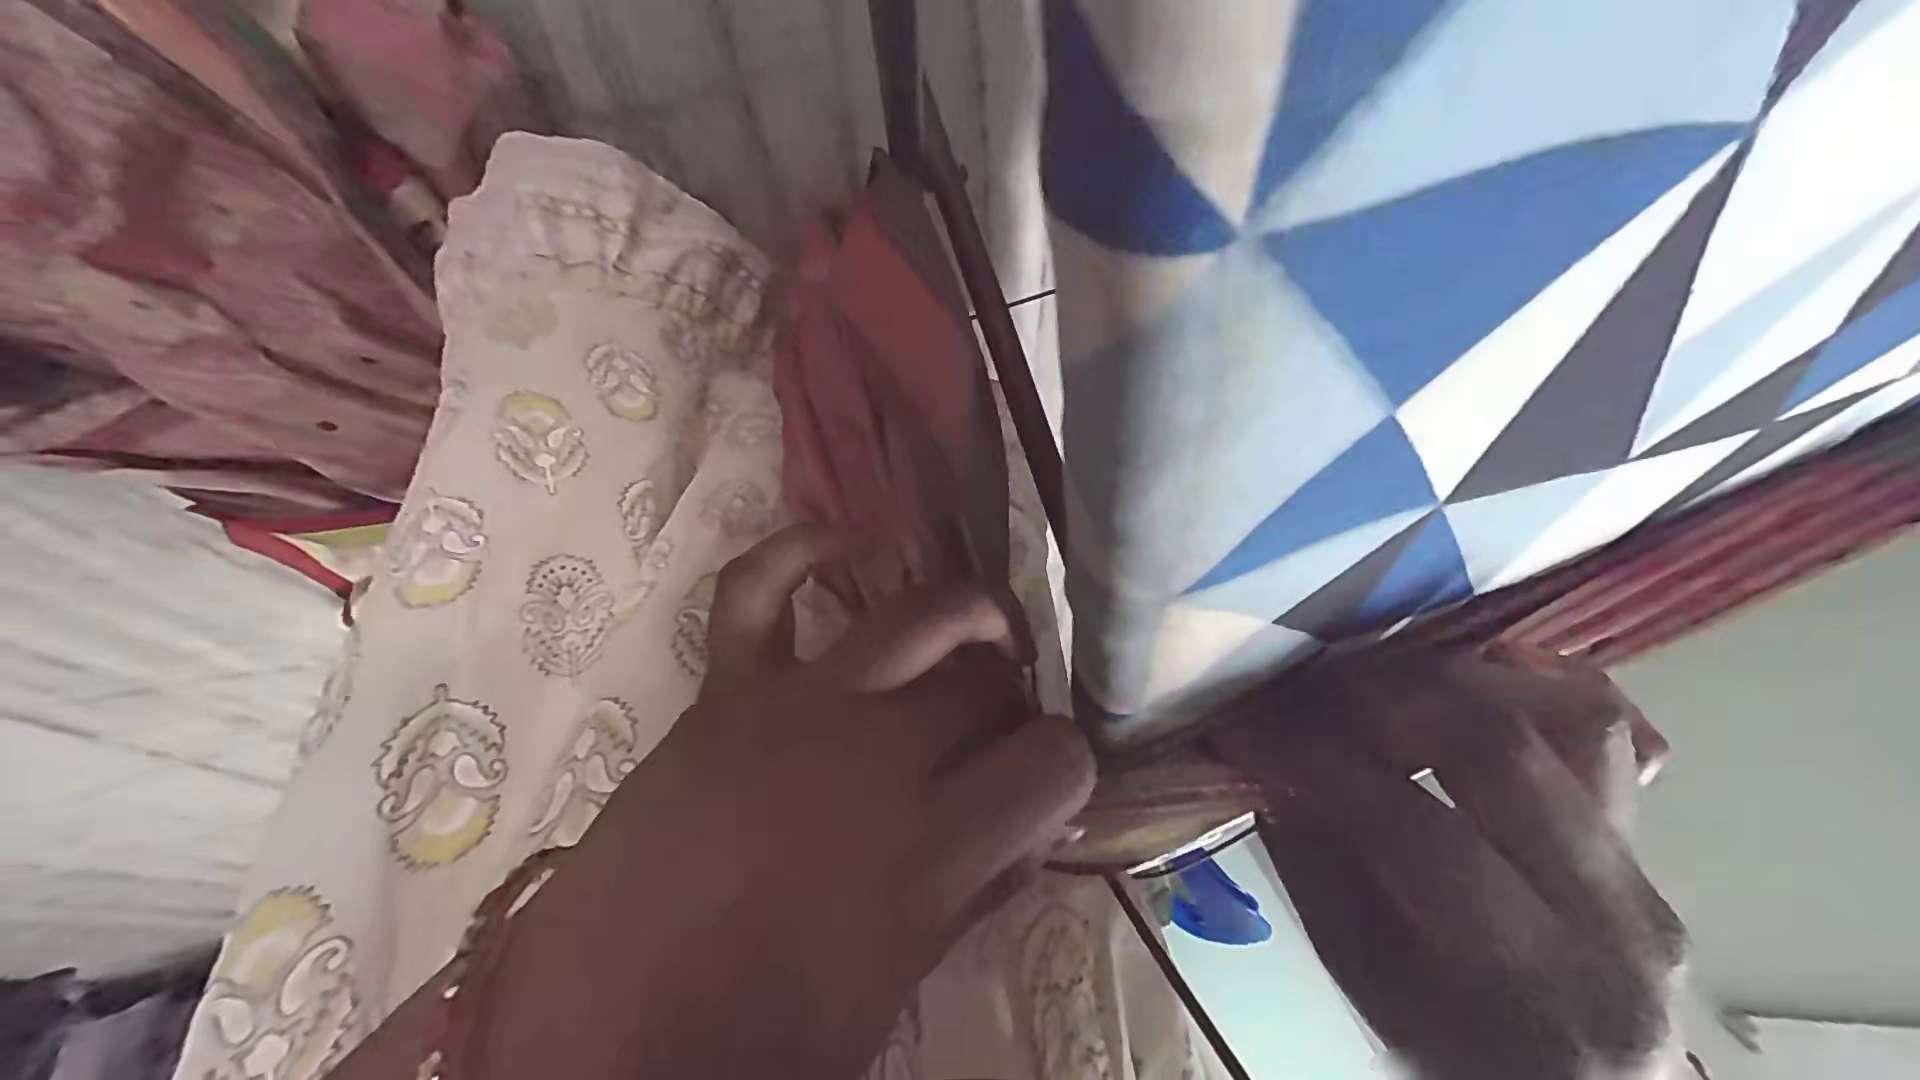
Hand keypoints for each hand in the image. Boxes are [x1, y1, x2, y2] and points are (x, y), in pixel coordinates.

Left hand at [474, 525, 1095, 1079]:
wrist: (599, 1031)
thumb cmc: (759, 1032)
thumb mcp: (899, 980)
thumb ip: (973, 889)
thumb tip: (1025, 828)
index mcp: (932, 848)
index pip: (1056, 763)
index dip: (1064, 769)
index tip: (1039, 786)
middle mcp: (880, 754)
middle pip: (989, 683)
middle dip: (1008, 703)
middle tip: (988, 732)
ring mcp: (801, 705)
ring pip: (922, 614)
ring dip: (968, 614)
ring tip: (979, 633)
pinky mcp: (728, 687)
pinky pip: (760, 586)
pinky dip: (804, 550)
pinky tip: (849, 547)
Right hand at [1211, 647, 1684, 1079]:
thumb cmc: (1437, 1045)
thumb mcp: (1354, 968)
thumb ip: (1312, 854)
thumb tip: (1265, 753)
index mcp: (1529, 985)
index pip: (1411, 825)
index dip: (1314, 757)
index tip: (1245, 724)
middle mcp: (1614, 919)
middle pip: (1496, 745)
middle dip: (1375, 695)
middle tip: (1301, 689)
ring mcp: (1644, 868)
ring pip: (1567, 715)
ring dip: (1446, 675)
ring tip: (1370, 678)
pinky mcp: (1640, 834)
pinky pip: (1597, 727)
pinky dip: (1523, 681)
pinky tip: (1459, 673)